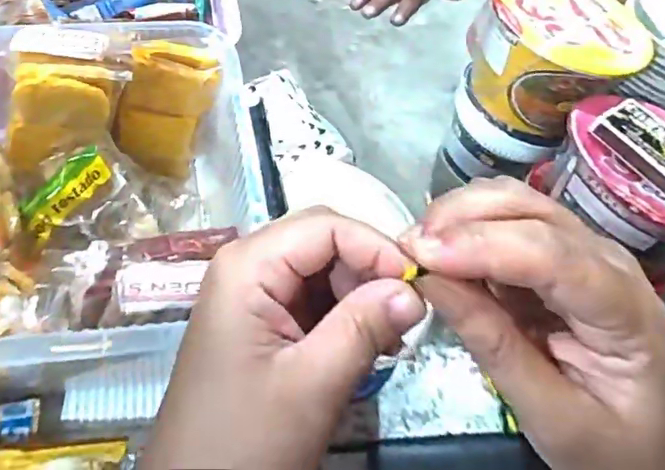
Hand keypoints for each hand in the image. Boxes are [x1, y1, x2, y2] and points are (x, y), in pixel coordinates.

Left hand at [144, 209, 425, 469]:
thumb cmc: (244, 439)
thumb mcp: (310, 386)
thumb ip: (361, 329)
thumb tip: (413, 290)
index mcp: (248, 264)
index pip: (323, 225)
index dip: (374, 246)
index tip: (420, 284)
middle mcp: (247, 264)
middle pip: (321, 241)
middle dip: (368, 269)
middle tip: (410, 313)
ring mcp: (251, 291)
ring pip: (319, 268)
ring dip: (360, 293)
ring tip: (393, 335)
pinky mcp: (259, 318)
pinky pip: (309, 297)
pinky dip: (343, 313)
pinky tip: (369, 342)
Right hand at [402, 179, 664, 469]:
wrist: (646, 455)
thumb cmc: (608, 447)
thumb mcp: (551, 417)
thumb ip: (492, 345)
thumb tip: (428, 279)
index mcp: (625, 310)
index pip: (551, 253)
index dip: (481, 244)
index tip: (421, 255)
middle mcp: (609, 261)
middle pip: (528, 210)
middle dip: (460, 218)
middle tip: (408, 248)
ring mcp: (584, 247)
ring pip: (513, 199)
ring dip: (459, 212)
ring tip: (420, 247)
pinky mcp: (558, 247)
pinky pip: (506, 214)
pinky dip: (466, 222)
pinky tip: (442, 247)